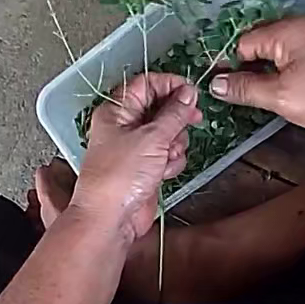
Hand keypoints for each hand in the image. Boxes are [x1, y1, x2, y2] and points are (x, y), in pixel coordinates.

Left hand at [72, 72, 201, 242]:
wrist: (112, 218)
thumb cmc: (119, 176)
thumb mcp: (151, 137)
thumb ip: (174, 113)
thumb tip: (188, 93)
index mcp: (116, 111)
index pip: (146, 84)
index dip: (170, 84)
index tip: (191, 91)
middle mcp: (124, 127)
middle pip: (160, 108)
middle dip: (177, 116)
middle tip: (192, 119)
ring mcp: (135, 148)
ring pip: (168, 132)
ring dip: (175, 143)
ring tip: (168, 155)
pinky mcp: (145, 167)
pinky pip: (167, 155)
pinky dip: (171, 161)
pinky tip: (164, 171)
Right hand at [208, 16, 304, 137]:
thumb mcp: (280, 96)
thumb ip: (245, 88)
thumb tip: (215, 84)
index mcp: (285, 31)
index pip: (242, 44)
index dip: (228, 66)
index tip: (218, 89)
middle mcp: (300, 30)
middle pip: (258, 46)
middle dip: (244, 69)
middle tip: (233, 96)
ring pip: (276, 56)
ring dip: (263, 75)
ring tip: (254, 98)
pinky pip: (293, 62)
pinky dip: (282, 76)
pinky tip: (281, 95)